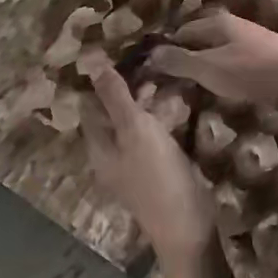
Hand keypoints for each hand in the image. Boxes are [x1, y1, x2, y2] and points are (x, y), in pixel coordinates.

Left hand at [81, 67, 215, 258]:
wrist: (186, 223)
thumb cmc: (156, 173)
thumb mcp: (135, 130)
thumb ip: (115, 97)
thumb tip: (92, 62)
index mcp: (99, 146)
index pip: (91, 104)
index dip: (105, 79)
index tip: (128, 53)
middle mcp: (111, 153)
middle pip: (113, 112)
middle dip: (129, 86)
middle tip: (153, 60)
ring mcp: (134, 161)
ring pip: (134, 121)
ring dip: (146, 99)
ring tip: (168, 75)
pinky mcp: (157, 165)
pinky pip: (152, 133)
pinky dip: (160, 116)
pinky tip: (179, 103)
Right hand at [149, 13, 277, 107]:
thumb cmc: (257, 72)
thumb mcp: (212, 68)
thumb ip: (181, 61)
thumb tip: (151, 52)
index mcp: (217, 23)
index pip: (179, 33)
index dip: (162, 53)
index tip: (144, 78)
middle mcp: (232, 30)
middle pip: (197, 45)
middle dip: (179, 66)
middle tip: (159, 95)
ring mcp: (248, 47)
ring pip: (214, 59)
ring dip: (199, 77)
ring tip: (181, 101)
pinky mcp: (262, 65)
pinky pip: (231, 71)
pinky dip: (219, 83)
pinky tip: (215, 100)